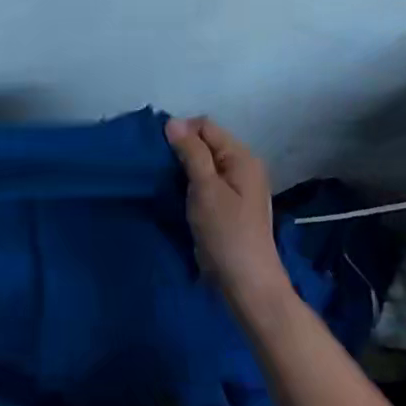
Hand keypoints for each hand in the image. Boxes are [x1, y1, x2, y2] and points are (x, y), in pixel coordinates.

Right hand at [166, 116, 289, 303]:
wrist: (246, 283)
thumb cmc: (226, 233)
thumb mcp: (205, 188)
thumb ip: (191, 152)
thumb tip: (173, 122)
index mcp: (242, 157)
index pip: (205, 126)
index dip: (181, 132)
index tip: (159, 152)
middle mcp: (242, 166)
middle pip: (205, 143)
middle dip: (181, 150)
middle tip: (159, 168)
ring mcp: (237, 187)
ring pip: (203, 164)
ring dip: (183, 168)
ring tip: (165, 182)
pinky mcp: (228, 205)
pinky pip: (206, 182)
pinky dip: (190, 184)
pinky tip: (177, 195)